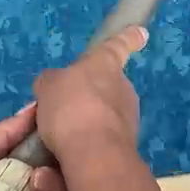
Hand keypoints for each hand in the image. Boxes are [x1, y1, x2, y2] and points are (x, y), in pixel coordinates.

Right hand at [34, 25, 147, 172]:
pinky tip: (64, 158)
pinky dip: (85, 147)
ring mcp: (128, 117)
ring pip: (102, 117)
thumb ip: (52, 82)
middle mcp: (123, 87)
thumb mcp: (48, 86)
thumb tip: (55, 85)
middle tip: (60, 111)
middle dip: (86, 98)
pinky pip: (100, 141)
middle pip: (105, 87)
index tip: (141, 32)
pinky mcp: (126, 145)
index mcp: (106, 64)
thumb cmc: (71, 107)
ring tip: (56, 140)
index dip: (128, 37)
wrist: (94, 155)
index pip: (119, 44)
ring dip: (84, 125)